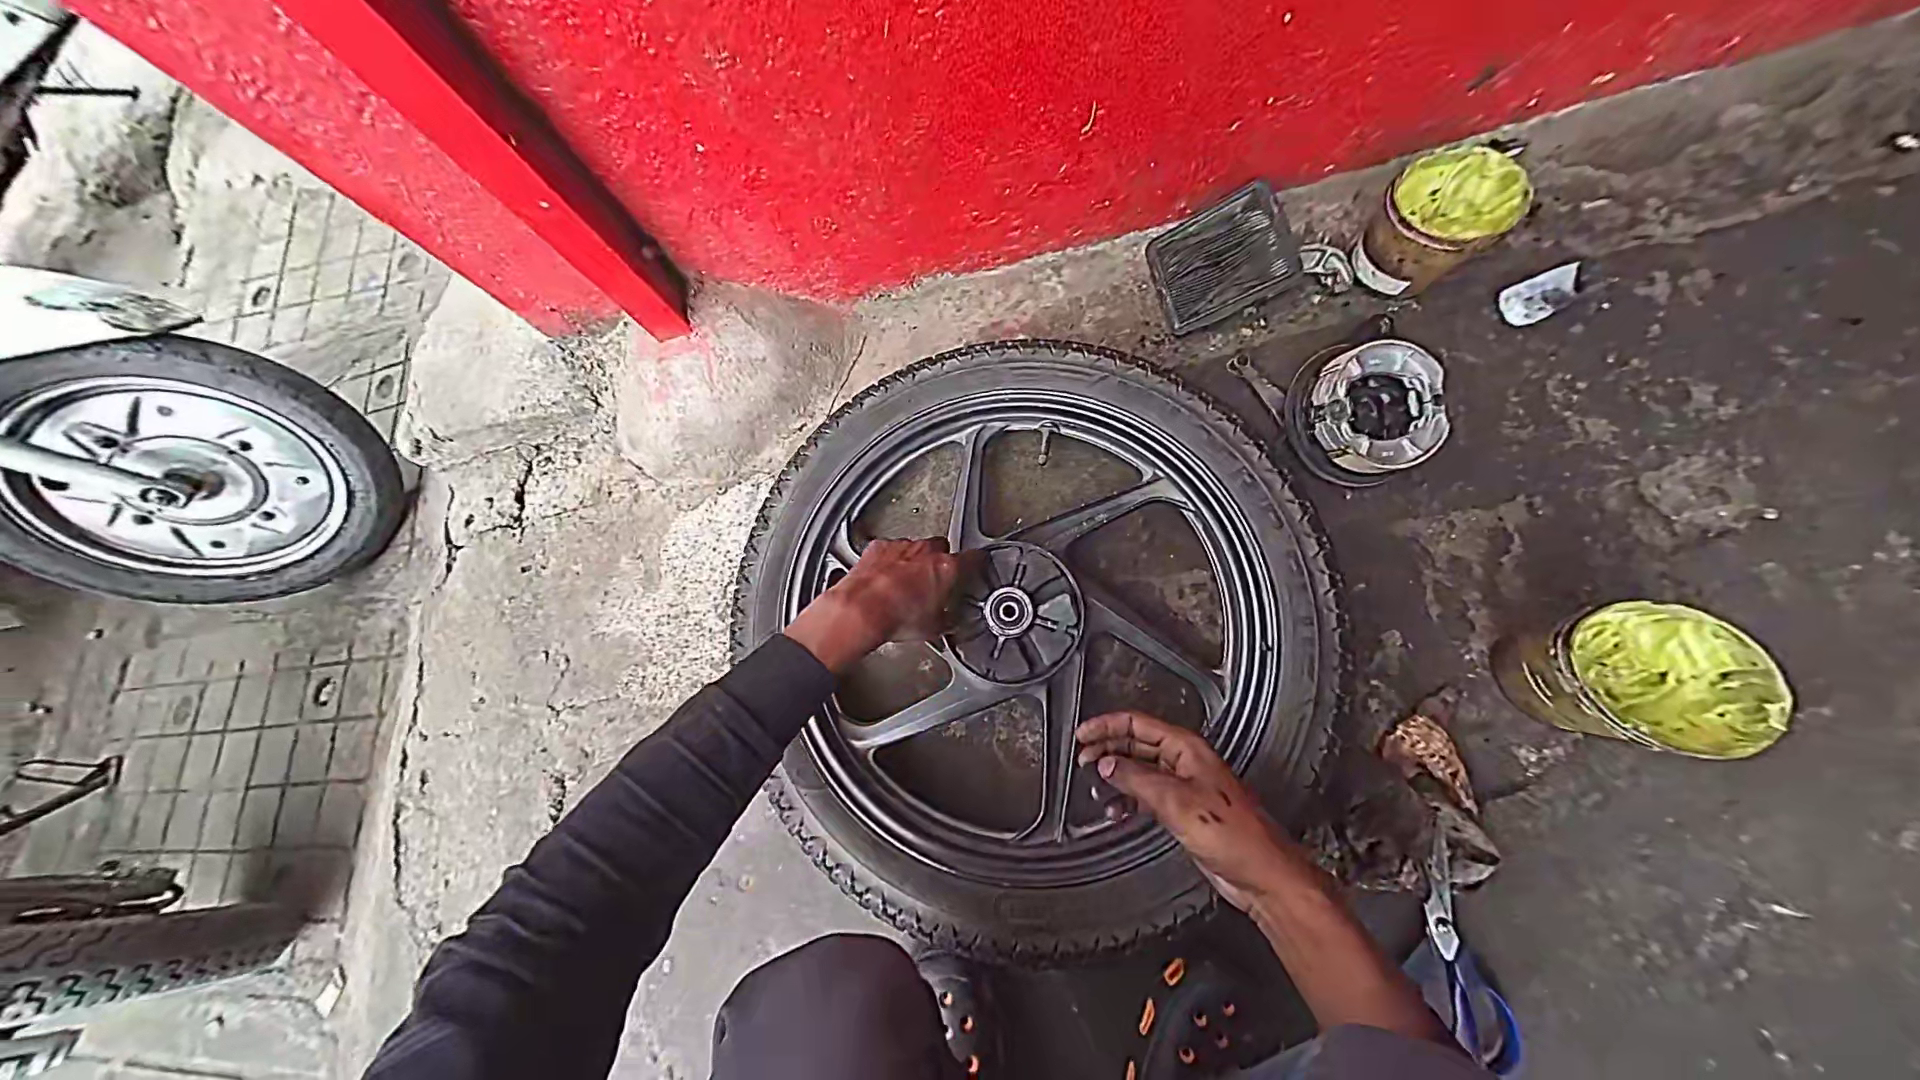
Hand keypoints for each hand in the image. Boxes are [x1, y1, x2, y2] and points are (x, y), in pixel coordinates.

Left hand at [784, 537, 962, 673]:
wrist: (859, 610)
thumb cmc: (894, 615)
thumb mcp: (933, 627)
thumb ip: (947, 618)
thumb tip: (948, 622)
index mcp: (946, 567)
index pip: (973, 558)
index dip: (977, 563)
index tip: (976, 565)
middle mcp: (925, 551)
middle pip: (941, 548)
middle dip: (939, 562)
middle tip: (934, 582)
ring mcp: (900, 547)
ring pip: (914, 548)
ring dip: (913, 562)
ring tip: (905, 585)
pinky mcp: (877, 548)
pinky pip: (889, 550)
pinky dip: (888, 561)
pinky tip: (884, 579)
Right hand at [1075, 711, 1294, 909]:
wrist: (1262, 874)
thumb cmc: (1236, 836)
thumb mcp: (1176, 801)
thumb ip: (1136, 779)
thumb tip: (1107, 765)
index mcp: (1187, 748)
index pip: (1137, 723)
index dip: (1106, 725)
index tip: (1083, 734)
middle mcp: (1185, 762)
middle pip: (1137, 743)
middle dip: (1107, 748)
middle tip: (1083, 757)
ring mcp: (1185, 785)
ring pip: (1140, 769)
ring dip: (1116, 774)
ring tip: (1095, 782)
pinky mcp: (1184, 809)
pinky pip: (1147, 794)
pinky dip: (1128, 798)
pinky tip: (1117, 808)